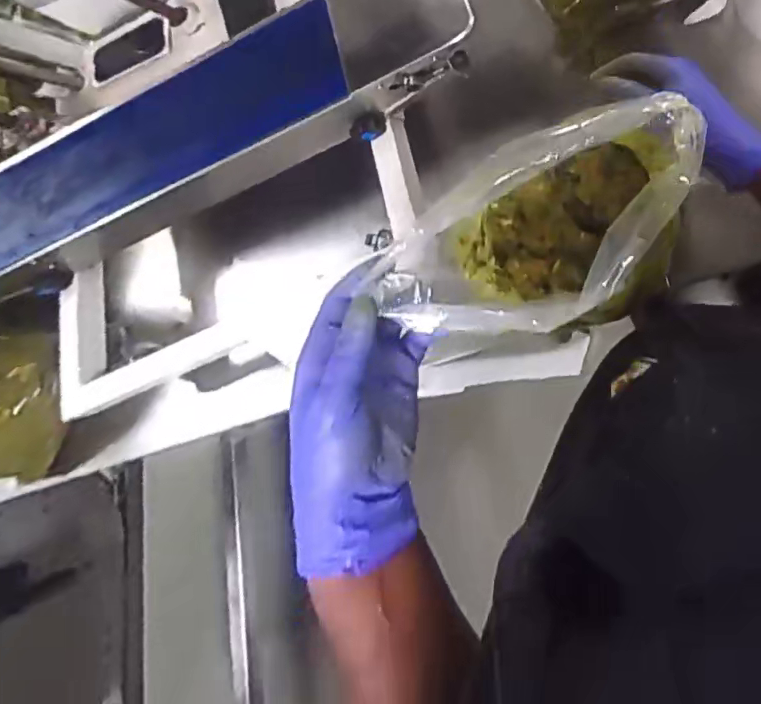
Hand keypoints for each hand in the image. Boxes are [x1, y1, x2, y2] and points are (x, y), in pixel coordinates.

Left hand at [289, 262, 433, 578]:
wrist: (360, 502)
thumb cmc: (331, 453)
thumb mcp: (334, 401)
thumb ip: (351, 351)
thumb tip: (365, 301)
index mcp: (320, 358)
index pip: (338, 307)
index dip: (358, 282)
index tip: (386, 259)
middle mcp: (349, 355)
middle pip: (369, 310)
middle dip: (389, 288)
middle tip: (419, 266)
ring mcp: (377, 366)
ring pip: (393, 323)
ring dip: (410, 304)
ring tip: (434, 283)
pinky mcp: (403, 378)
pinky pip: (413, 344)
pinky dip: (426, 328)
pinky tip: (440, 314)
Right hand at [594, 53, 760, 189]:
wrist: (739, 154)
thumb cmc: (702, 129)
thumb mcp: (663, 111)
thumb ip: (633, 94)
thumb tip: (602, 83)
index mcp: (674, 66)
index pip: (633, 60)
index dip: (610, 69)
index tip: (588, 83)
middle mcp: (681, 70)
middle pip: (641, 69)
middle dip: (619, 79)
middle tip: (596, 96)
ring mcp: (688, 85)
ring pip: (650, 83)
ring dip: (631, 91)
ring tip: (611, 108)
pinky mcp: (693, 102)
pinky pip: (661, 95)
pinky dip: (644, 101)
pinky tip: (634, 118)